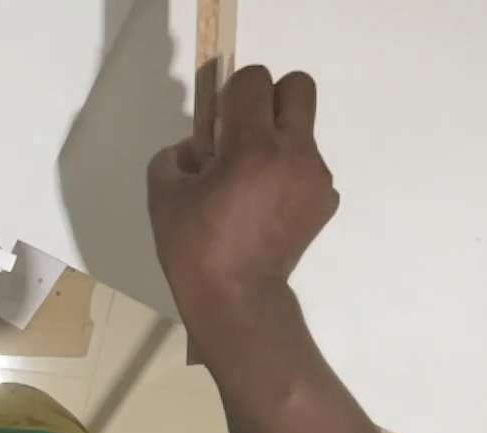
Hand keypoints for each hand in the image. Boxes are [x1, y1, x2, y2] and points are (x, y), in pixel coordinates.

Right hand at [147, 67, 338, 314]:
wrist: (234, 298)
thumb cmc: (192, 250)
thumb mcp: (162, 202)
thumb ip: (171, 161)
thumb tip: (191, 150)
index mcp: (251, 146)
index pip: (252, 80)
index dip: (229, 96)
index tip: (215, 129)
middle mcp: (293, 150)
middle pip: (297, 87)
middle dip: (267, 101)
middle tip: (242, 139)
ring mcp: (315, 175)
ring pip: (301, 133)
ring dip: (274, 147)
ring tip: (246, 192)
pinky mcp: (325, 200)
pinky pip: (305, 172)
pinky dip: (283, 182)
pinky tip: (261, 216)